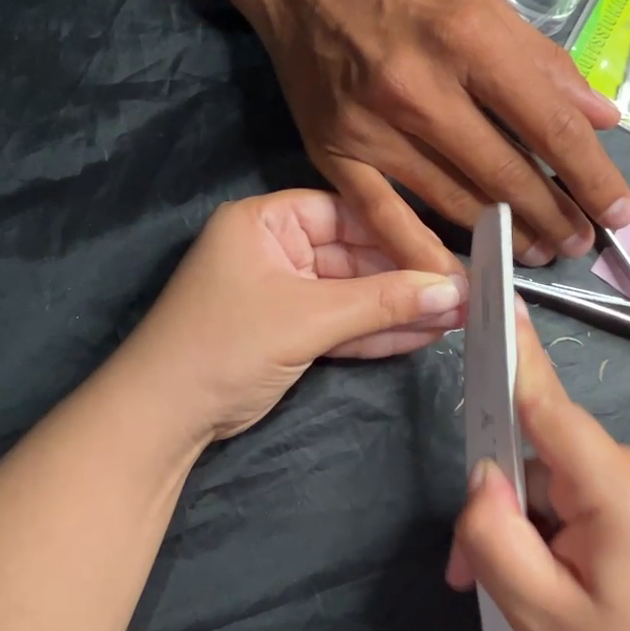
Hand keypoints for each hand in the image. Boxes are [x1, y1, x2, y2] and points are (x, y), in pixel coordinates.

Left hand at [119, 189, 467, 443]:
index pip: (345, 213)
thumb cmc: (226, 344)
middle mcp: (274, 248)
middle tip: (465, 292)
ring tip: (461, 316)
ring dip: (399, 309)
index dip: (399, 233)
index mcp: (264, 221)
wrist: (164, 417)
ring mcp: (282, 292)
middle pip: (354, 256)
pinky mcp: (289, 332)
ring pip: (352, 295)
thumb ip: (382, 301)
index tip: (450, 254)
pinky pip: (341, 324)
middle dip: (406, 280)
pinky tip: (425, 334)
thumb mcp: (307, 317)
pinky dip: (377, 332)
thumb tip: (454, 290)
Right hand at [247, 0, 629, 272]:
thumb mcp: (481, 4)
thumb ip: (544, 63)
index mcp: (469, 40)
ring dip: (504, 236)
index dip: (592, 176)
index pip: (550, 124)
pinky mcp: (335, 156)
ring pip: (454, 201)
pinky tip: (461, 277)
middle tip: (578, 242)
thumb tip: (600, 120)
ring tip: (538, 252)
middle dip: (554, 216)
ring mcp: (373, 128)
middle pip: (506, 173)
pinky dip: (424, 254)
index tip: (617, 211)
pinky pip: (386, 219)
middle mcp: (421, 88)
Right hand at [445, 305, 629, 630]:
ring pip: (556, 482)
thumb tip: (481, 480)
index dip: (515, 351)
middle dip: (501, 503)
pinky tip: (548, 582)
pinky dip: (552, 532)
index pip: (549, 403)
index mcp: (616, 485)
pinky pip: (580, 499)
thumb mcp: (544, 616)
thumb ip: (494, 538)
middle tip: (472, 574)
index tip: (492, 298)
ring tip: (515, 593)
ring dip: (526, 526)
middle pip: (540, 455)